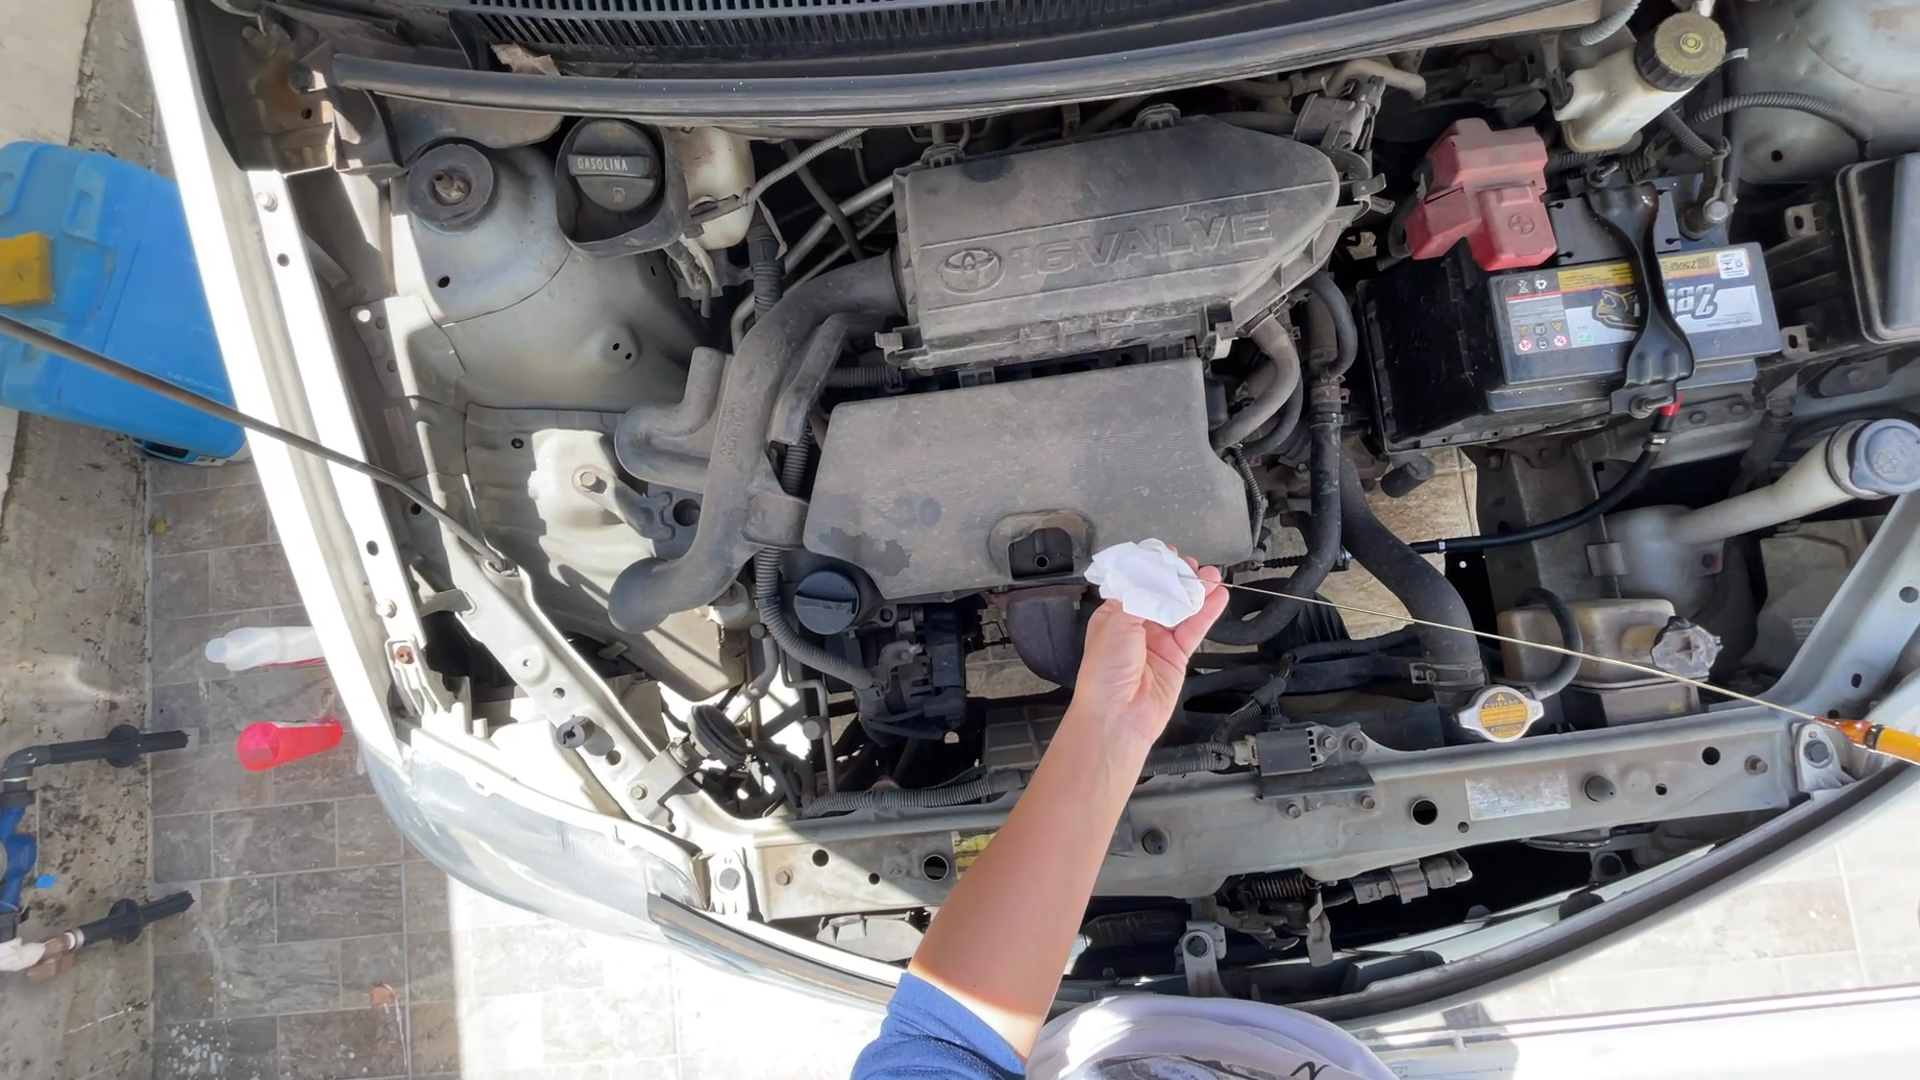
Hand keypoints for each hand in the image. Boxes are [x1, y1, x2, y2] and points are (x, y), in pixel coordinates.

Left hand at [1070, 557, 1228, 746]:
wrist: (1117, 714)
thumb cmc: (1105, 669)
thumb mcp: (1116, 623)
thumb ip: (1140, 598)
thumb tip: (1156, 577)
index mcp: (1113, 614)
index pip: (1136, 585)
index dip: (1152, 570)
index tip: (1168, 555)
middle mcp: (1136, 626)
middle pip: (1162, 595)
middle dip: (1177, 579)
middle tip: (1193, 565)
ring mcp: (1158, 641)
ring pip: (1181, 610)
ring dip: (1196, 592)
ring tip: (1213, 575)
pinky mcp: (1177, 656)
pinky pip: (1194, 629)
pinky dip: (1207, 612)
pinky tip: (1218, 597)